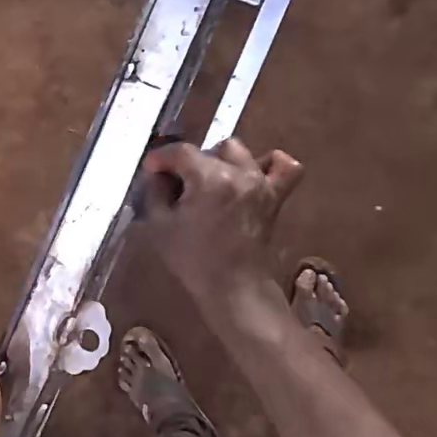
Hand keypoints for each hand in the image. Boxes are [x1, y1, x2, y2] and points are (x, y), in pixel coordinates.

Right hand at [138, 138, 303, 292]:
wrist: (234, 287)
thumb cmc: (194, 259)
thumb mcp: (159, 225)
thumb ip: (155, 191)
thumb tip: (158, 174)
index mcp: (210, 178)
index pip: (181, 152)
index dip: (161, 158)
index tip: (151, 169)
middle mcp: (240, 172)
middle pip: (211, 149)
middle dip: (191, 162)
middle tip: (179, 185)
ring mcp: (261, 182)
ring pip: (240, 152)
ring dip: (222, 161)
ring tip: (211, 182)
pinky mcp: (274, 195)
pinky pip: (284, 167)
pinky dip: (269, 165)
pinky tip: (251, 175)